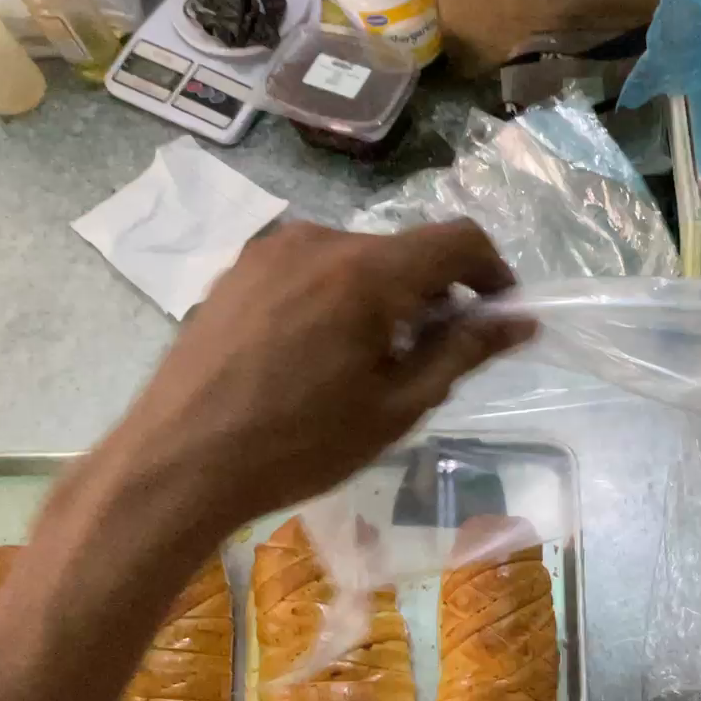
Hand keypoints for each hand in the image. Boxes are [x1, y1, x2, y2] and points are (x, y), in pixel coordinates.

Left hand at [93, 221, 531, 540]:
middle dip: (437, 294)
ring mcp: (272, 249)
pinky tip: (322, 353)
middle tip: (432, 358)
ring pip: (360, 259)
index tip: (498, 316)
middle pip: (407, 250)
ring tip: (372, 363)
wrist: (179, 461)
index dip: (494, 272)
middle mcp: (320, 239)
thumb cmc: (301, 445)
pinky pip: (315, 267)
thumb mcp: (397, 406)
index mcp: (367, 272)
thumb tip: (521, 322)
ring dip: (388, 297)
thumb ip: (462, 352)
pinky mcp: (240, 267)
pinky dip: (343, 297)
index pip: (459, 239)